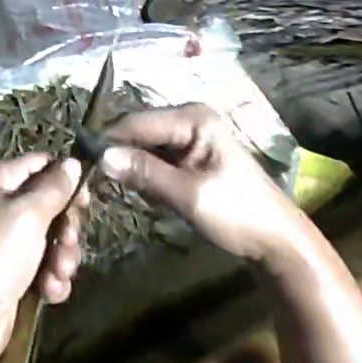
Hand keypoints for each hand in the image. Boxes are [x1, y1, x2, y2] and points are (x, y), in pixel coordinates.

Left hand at [0, 154, 86, 362]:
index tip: (85, 201)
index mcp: (3, 179)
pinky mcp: (17, 274)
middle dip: (66, 228)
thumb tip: (73, 162)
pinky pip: (47, 268)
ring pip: (54, 240)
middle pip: (54, 204)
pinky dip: (53, 280)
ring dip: (62, 258)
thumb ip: (55, 187)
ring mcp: (11, 241)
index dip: (67, 179)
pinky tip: (49, 292)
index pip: (44, 165)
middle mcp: (6, 204)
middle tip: (66, 243)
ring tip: (55, 274)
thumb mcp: (29, 213)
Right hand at [100, 104, 309, 264]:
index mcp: (193, 118)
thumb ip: (145, 173)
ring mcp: (191, 137)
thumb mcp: (189, 196)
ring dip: (136, 170)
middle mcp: (189, 119)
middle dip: (122, 157)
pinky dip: (149, 177)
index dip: (109, 140)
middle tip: (100, 184)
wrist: (278, 244)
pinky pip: (156, 159)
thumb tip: (102, 157)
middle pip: (139, 132)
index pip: (137, 121)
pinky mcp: (191, 156)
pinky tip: (155, 198)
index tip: (83, 163)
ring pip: (145, 147)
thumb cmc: (238, 215)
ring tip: (133, 195)